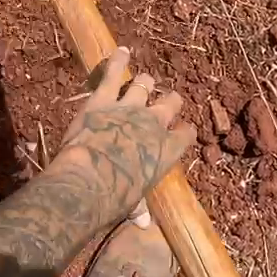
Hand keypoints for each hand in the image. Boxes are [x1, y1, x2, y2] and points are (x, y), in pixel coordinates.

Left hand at [51, 47, 193, 230]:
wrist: (90, 182)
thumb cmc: (115, 199)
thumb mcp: (132, 203)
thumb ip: (139, 208)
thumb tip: (144, 225)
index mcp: (168, 150)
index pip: (186, 133)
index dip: (184, 131)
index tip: (181, 132)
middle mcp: (154, 123)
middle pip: (171, 102)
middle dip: (169, 101)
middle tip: (164, 103)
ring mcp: (130, 107)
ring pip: (145, 84)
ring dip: (144, 84)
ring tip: (143, 83)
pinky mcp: (103, 99)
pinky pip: (114, 74)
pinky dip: (118, 61)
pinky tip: (121, 52)